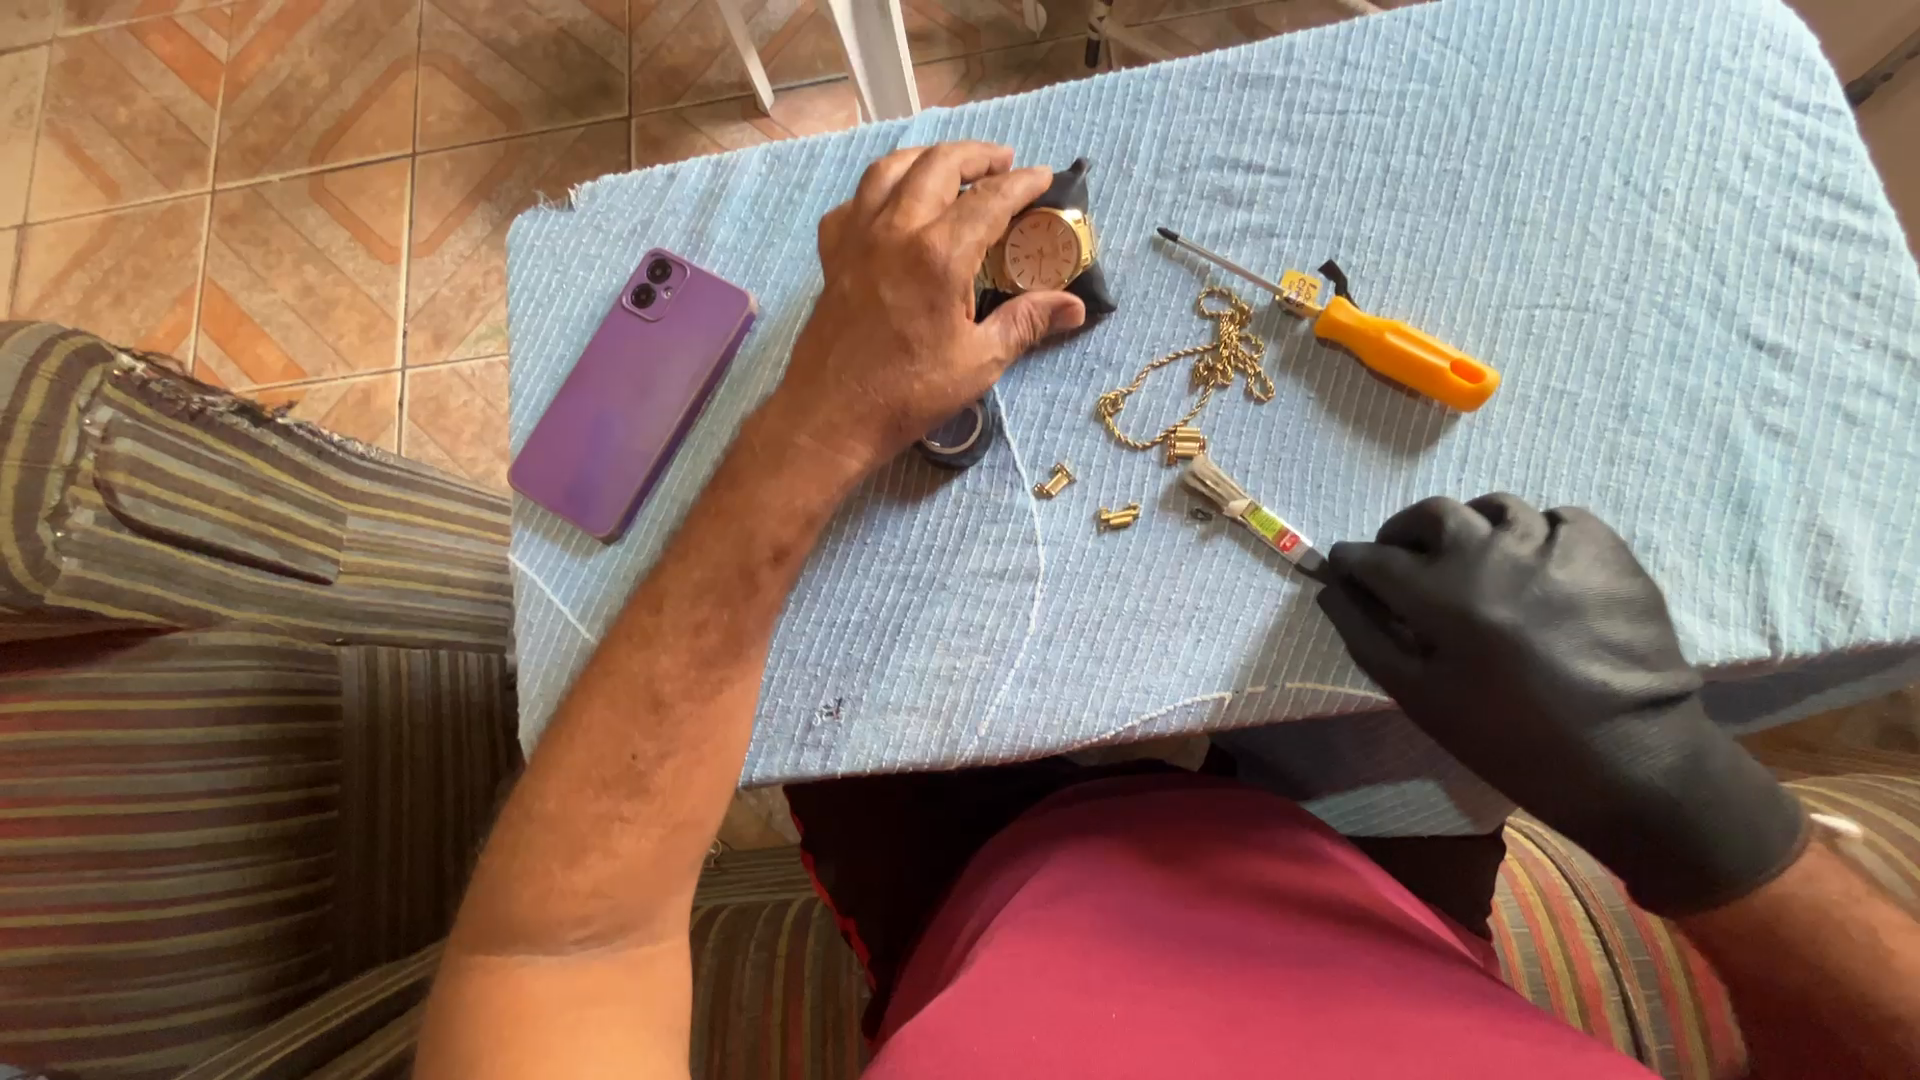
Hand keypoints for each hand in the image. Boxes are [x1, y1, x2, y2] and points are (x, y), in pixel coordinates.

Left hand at [760, 142, 1086, 478]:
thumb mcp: (978, 362)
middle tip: (1002, 163)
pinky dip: (878, 192)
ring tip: (950, 167)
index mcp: (938, 254)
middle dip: (976, 155)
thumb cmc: (908, 394)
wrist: (831, 416)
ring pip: (889, 169)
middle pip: (938, 165)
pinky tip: (891, 207)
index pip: (990, 199)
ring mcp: (857, 238)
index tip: (1044, 177)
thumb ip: (1026, 323)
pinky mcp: (832, 256)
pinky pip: (854, 203)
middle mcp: (895, 230)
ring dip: (926, 158)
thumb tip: (1074, 307)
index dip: (1022, 183)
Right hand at [1316, 494, 1807, 915]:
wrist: (1629, 758)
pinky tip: (1534, 567)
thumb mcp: (1418, 694)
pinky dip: (1534, 532)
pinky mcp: (1606, 550)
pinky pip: (1557, 517)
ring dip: (1469, 529)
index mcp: (1440, 594)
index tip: (1346, 570)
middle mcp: (1491, 554)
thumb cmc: (1506, 736)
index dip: (1351, 562)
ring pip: (1494, 507)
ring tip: (1473, 563)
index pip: (1372, 556)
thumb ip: (1366, 635)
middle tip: (1404, 561)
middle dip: (1403, 533)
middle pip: (1431, 514)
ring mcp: (1553, 545)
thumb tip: (1331, 590)